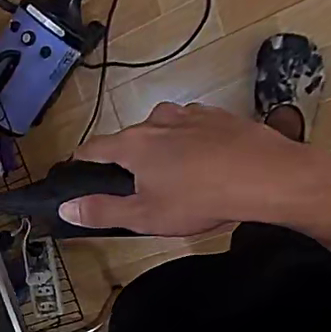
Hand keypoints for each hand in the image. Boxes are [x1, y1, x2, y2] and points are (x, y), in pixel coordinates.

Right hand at [58, 103, 330, 235]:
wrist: (264, 176)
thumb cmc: (200, 199)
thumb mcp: (146, 217)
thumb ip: (103, 212)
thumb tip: (66, 208)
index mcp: (133, 144)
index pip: (94, 149)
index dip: (83, 162)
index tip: (80, 172)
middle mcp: (157, 121)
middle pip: (131, 139)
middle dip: (129, 160)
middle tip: (140, 189)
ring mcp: (191, 114)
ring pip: (165, 131)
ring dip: (163, 150)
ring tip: (177, 178)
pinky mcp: (220, 116)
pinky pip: (195, 129)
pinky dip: (193, 145)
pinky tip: (207, 165)